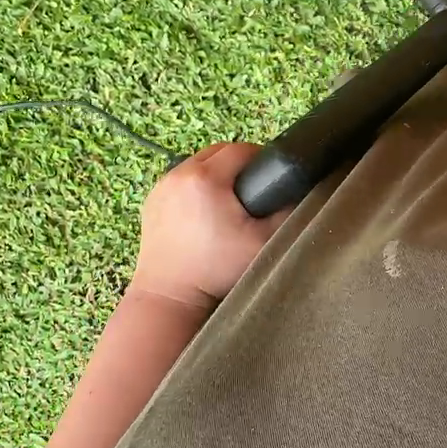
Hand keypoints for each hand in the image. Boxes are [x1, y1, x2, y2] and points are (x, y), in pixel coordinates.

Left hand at [127, 143, 290, 315]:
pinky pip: (182, 180)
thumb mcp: (264, 242)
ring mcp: (161, 186)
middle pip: (218, 152)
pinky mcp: (151, 201)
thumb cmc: (217, 269)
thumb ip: (286, 212)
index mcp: (205, 178)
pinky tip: (207, 212)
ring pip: (198, 164)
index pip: (241, 150)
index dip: (261, 160)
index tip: (271, 182)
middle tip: (255, 191)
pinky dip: (196, 187)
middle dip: (239, 164)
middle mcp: (179, 173)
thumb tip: (295, 192)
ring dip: (217, 174)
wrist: (170, 297)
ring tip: (231, 202)